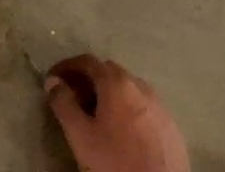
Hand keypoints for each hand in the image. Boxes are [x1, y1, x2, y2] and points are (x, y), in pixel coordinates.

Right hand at [44, 55, 188, 171]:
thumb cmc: (116, 162)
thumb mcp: (80, 135)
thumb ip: (63, 103)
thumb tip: (54, 82)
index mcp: (117, 84)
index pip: (87, 61)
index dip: (66, 67)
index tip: (53, 80)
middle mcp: (140, 87)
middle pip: (109, 72)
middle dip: (88, 79)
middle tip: (74, 98)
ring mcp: (160, 106)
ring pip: (129, 89)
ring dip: (110, 94)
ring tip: (98, 116)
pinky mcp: (171, 127)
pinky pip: (144, 107)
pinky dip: (128, 109)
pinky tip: (123, 131)